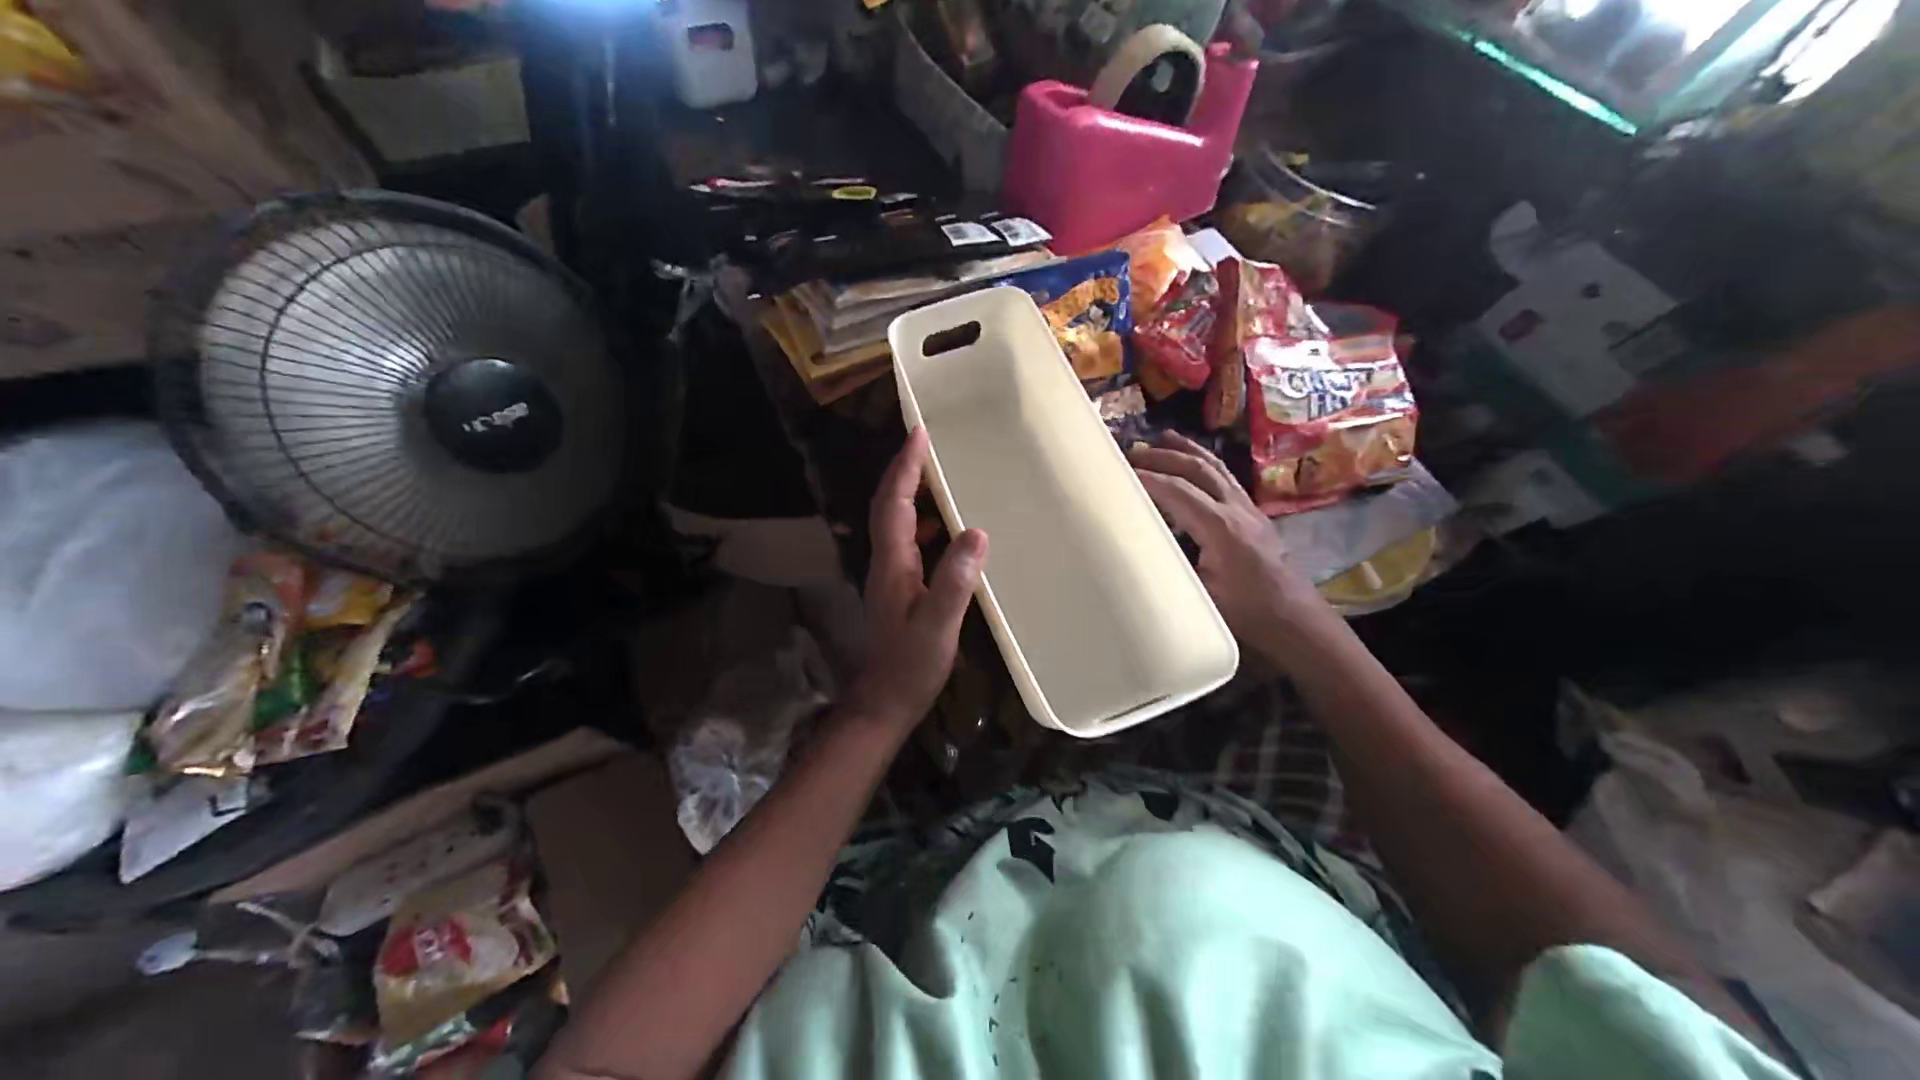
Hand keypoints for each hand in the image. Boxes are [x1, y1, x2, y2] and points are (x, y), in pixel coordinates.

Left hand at [843, 428, 988, 727]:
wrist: (883, 702)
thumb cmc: (910, 666)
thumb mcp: (938, 626)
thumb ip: (955, 581)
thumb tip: (977, 532)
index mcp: (892, 563)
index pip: (895, 504)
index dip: (906, 468)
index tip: (919, 434)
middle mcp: (885, 562)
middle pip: (888, 506)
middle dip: (905, 471)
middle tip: (926, 443)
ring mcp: (889, 576)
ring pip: (895, 523)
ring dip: (911, 494)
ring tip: (938, 475)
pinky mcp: (897, 589)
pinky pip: (907, 542)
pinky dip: (922, 524)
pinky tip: (945, 530)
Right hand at [1128, 431, 1337, 670]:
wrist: (1297, 620)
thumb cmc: (1249, 612)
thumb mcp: (1201, 594)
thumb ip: (1173, 565)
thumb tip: (1140, 548)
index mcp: (1221, 527)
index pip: (1178, 491)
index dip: (1148, 478)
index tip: (1119, 472)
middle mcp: (1237, 509)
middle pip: (1198, 469)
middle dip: (1164, 456)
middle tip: (1133, 450)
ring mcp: (1249, 509)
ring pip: (1216, 468)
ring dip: (1187, 451)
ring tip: (1163, 437)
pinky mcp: (1254, 516)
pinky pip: (1225, 479)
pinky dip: (1203, 465)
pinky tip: (1194, 465)